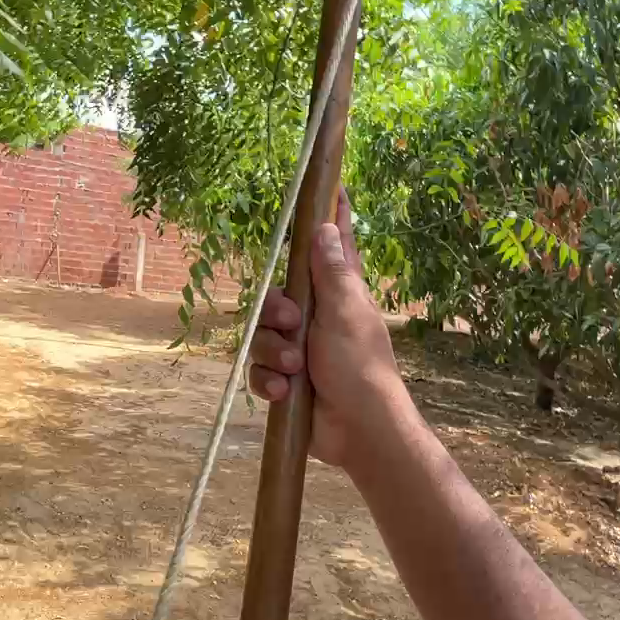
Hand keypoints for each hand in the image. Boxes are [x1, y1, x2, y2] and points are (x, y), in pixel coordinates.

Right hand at [247, 192, 416, 472]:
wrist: (358, 431)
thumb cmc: (360, 366)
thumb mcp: (345, 312)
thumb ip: (329, 272)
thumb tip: (326, 226)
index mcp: (337, 294)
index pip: (333, 246)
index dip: (333, 218)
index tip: (333, 188)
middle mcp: (316, 316)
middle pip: (276, 294)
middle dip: (276, 312)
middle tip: (292, 324)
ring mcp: (298, 348)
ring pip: (262, 334)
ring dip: (273, 351)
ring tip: (293, 367)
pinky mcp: (285, 379)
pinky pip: (258, 369)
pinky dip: (268, 380)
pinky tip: (284, 390)